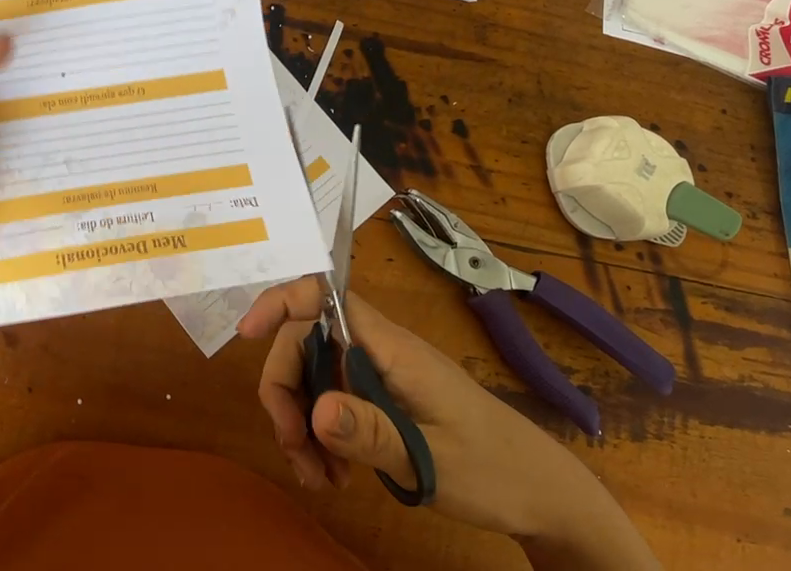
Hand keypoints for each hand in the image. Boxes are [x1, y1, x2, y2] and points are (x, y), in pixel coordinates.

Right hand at [239, 280, 657, 568]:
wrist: (543, 493)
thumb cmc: (495, 470)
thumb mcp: (432, 460)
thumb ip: (372, 433)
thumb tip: (312, 410)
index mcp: (390, 348)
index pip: (323, 297)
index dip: (280, 303)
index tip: (247, 334)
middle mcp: (376, 350)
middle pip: (303, 344)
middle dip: (285, 393)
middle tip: (295, 451)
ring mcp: (377, 374)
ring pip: (312, 377)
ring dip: (301, 423)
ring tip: (318, 477)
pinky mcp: (379, 398)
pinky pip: (331, 401)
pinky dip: (320, 434)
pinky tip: (332, 473)